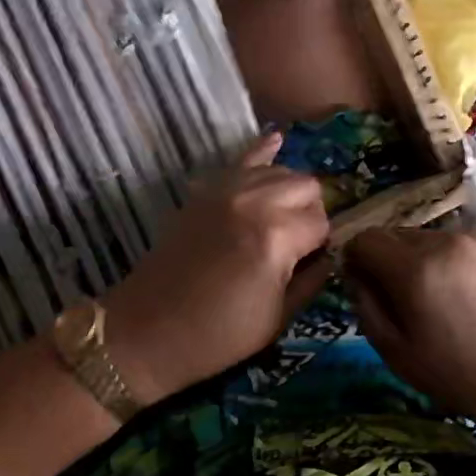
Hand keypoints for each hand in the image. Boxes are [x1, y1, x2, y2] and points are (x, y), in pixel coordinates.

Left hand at [105, 134, 328, 404]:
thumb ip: (312, 281)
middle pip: (306, 186)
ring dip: (290, 190)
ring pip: (280, 170)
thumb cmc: (217, 335)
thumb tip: (329, 257)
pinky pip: (241, 159)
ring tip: (283, 218)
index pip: (322, 223)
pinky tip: (278, 139)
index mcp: (277, 236)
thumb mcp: (278, 319)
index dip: (322, 244)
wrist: (147, 332)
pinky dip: (262, 150)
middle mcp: (255, 201)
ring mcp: (227, 190)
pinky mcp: (206, 191)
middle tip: (299, 243)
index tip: (312, 262)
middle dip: (310, 212)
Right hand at [345, 228, 475, 439]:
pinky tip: (473, 295)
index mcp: (417, 269)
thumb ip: (367, 306)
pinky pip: (461, 243)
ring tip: (443, 299)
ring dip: (423, 259)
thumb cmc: (464, 376)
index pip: (366, 239)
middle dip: (391, 260)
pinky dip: (454, 260)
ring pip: (430, 238)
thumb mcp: (399, 354)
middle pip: (397, 235)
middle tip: (405, 299)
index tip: (364, 284)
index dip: (357, 259)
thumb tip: (356, 274)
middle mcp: (447, 241)